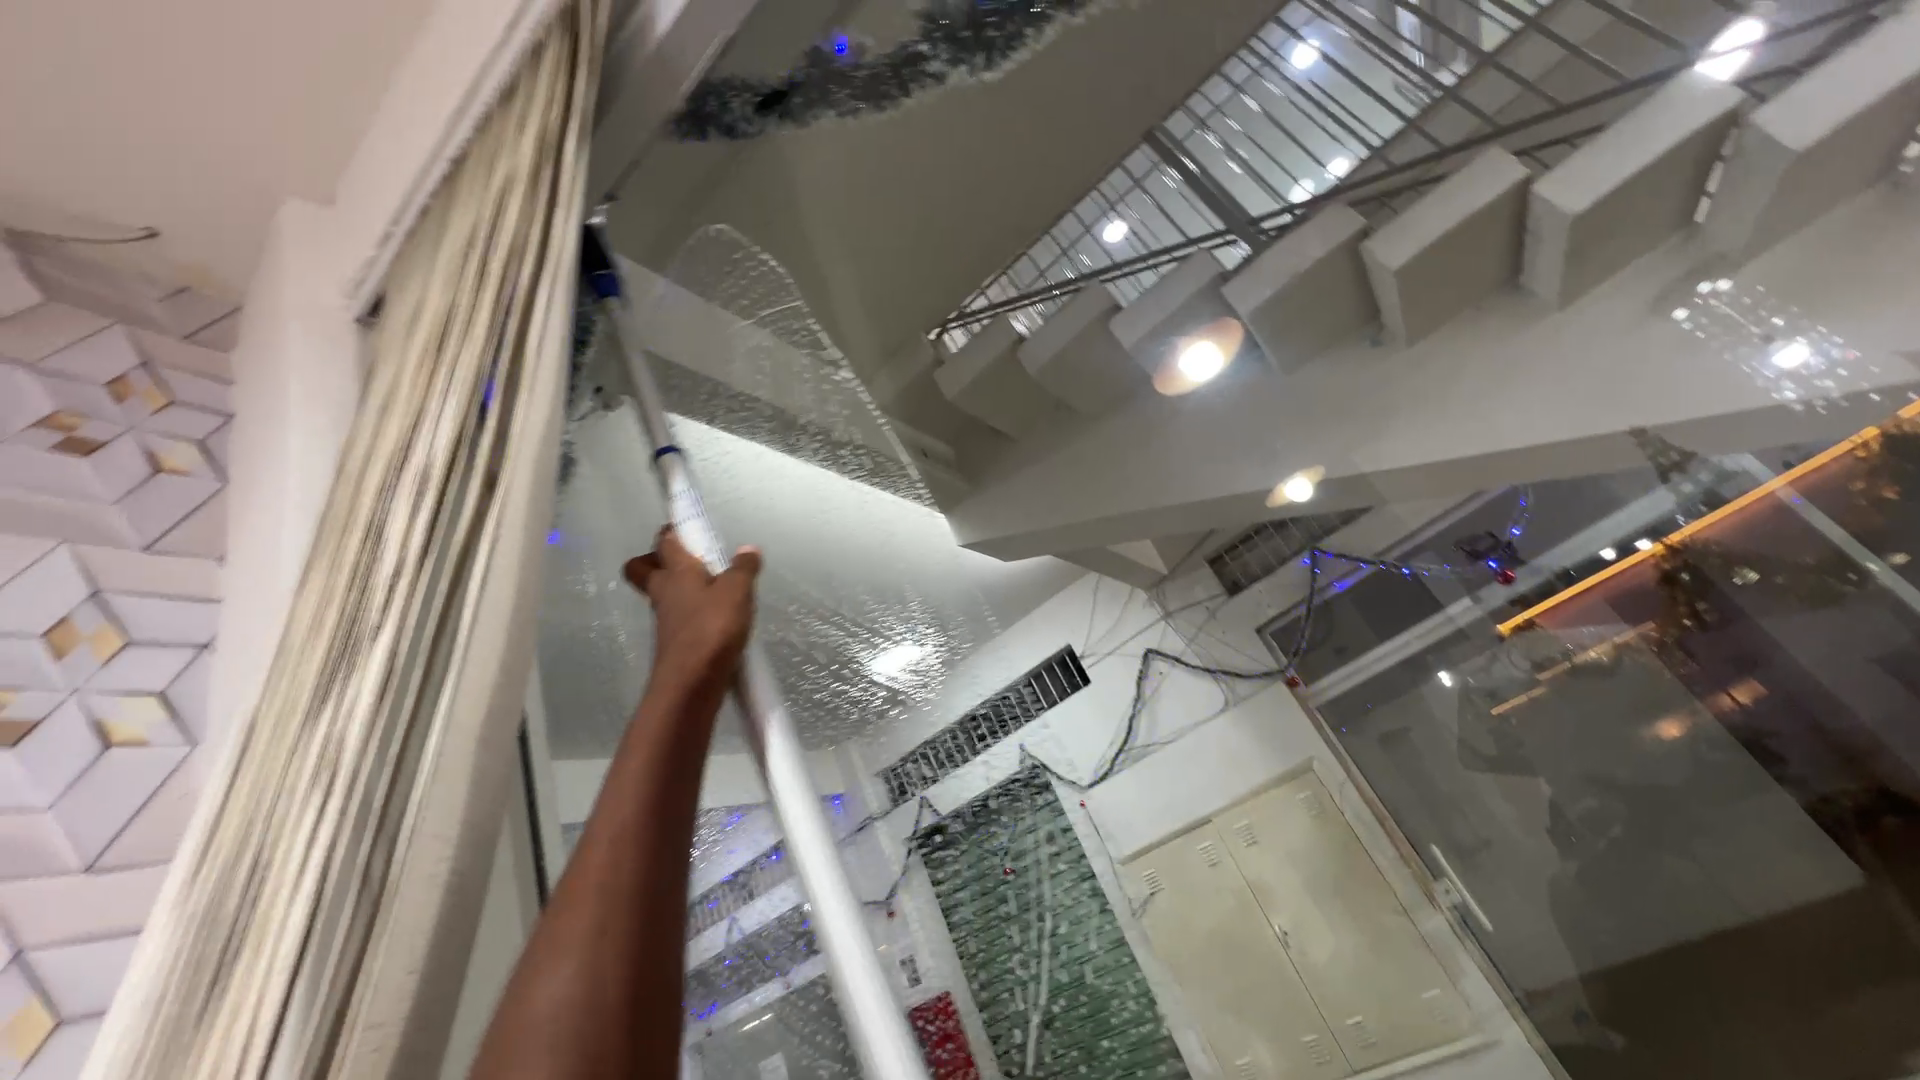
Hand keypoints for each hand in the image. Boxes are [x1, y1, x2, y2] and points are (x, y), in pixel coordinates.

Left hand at [624, 528, 761, 686]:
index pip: (664, 542)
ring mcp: (667, 620)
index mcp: (676, 572)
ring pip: (664, 596)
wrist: (691, 683)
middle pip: (644, 569)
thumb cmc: (712, 628)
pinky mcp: (676, 644)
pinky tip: (718, 621)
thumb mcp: (737, 592)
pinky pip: (679, 620)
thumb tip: (748, 550)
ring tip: (714, 591)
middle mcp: (664, 593)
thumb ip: (743, 569)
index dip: (671, 531)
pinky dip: (694, 616)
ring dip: (681, 590)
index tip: (686, 528)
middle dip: (657, 561)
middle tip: (688, 562)